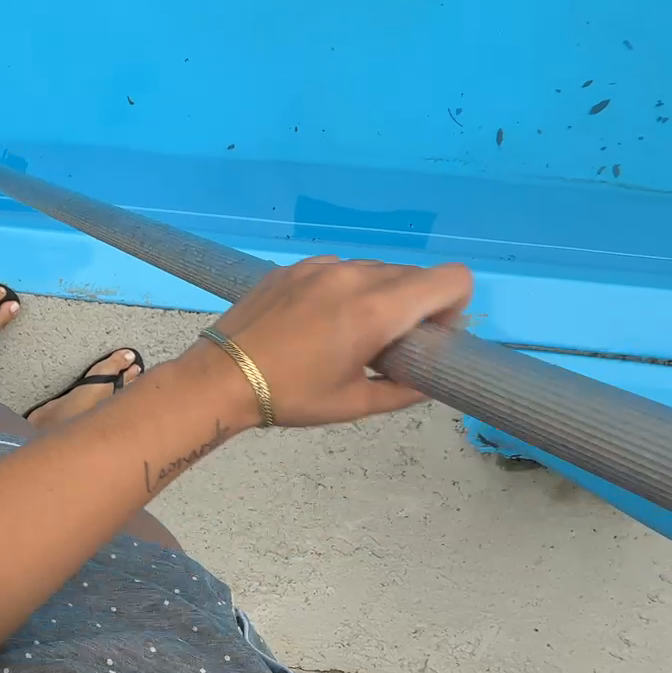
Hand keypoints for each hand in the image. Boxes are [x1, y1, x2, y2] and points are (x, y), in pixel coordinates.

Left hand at [201, 257, 472, 426]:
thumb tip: (428, 380)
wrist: (219, 378)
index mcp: (375, 309)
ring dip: (375, 294)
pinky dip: (340, 288)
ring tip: (344, 331)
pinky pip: (333, 269)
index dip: (452, 307)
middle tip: (384, 342)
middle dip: (413, 305)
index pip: (451, 278)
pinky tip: (314, 319)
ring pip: (372, 269)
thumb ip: (405, 390)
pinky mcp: (287, 269)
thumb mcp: (354, 404)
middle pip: (412, 274)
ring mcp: (315, 269)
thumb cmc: (288, 395)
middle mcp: (350, 277)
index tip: (426, 336)